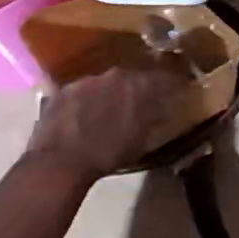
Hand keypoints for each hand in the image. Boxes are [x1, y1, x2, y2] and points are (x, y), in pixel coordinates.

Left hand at [25, 66, 183, 181]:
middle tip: (138, 103)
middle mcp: (114, 74)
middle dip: (137, 89)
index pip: (164, 79)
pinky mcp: (62, 91)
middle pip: (131, 78)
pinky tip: (82, 117)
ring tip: (106, 112)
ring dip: (108, 94)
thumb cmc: (108, 154)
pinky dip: (85, 102)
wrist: (60, 162)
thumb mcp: (141, 139)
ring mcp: (86, 80)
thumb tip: (163, 107)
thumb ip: (153, 117)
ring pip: (104, 83)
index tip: (178, 90)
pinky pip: (80, 93)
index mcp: (138, 84)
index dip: (172, 85)